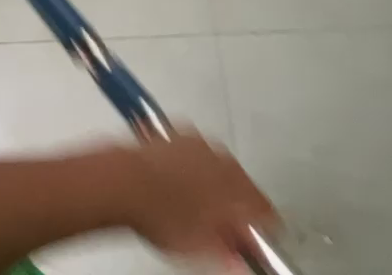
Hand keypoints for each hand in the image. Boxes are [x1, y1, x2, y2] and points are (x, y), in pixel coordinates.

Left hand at [94, 134, 277, 260]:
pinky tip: (174, 182)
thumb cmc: (161, 213)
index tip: (247, 244)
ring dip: (212, 184)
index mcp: (242, 190)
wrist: (123, 182)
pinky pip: (192, 152)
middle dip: (233, 207)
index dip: (257, 232)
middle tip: (216, 228)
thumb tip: (236, 259)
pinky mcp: (173, 133)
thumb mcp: (202, 249)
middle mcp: (224, 160)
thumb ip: (228, 254)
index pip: (268, 214)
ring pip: (217, 167)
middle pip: (242, 187)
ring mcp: (197, 142)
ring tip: (190, 205)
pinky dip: (188, 166)